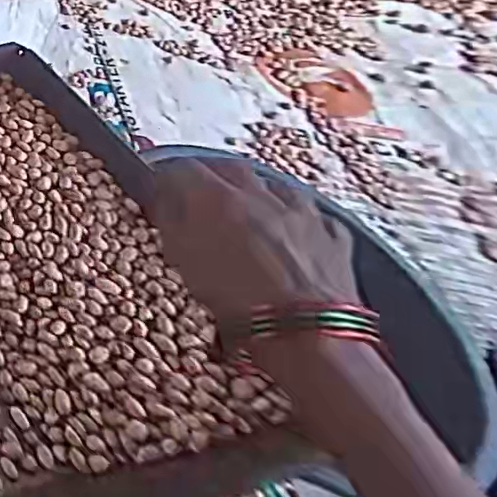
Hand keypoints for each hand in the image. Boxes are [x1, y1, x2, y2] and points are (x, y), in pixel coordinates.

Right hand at [148, 157, 360, 324]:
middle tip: (201, 187)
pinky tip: (287, 227)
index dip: (169, 175)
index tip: (164, 186)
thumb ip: (169, 217)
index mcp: (213, 195)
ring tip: (246, 205)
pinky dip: (295, 214)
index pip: (182, 167)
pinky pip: (311, 212)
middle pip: (229, 167)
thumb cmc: (232, 292)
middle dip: (212, 173)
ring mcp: (300, 212)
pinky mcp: (332, 235)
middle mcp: (257, 194)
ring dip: (256, 190)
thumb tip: (164, 200)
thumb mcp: (179, 252)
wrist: (300, 329)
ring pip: (273, 184)